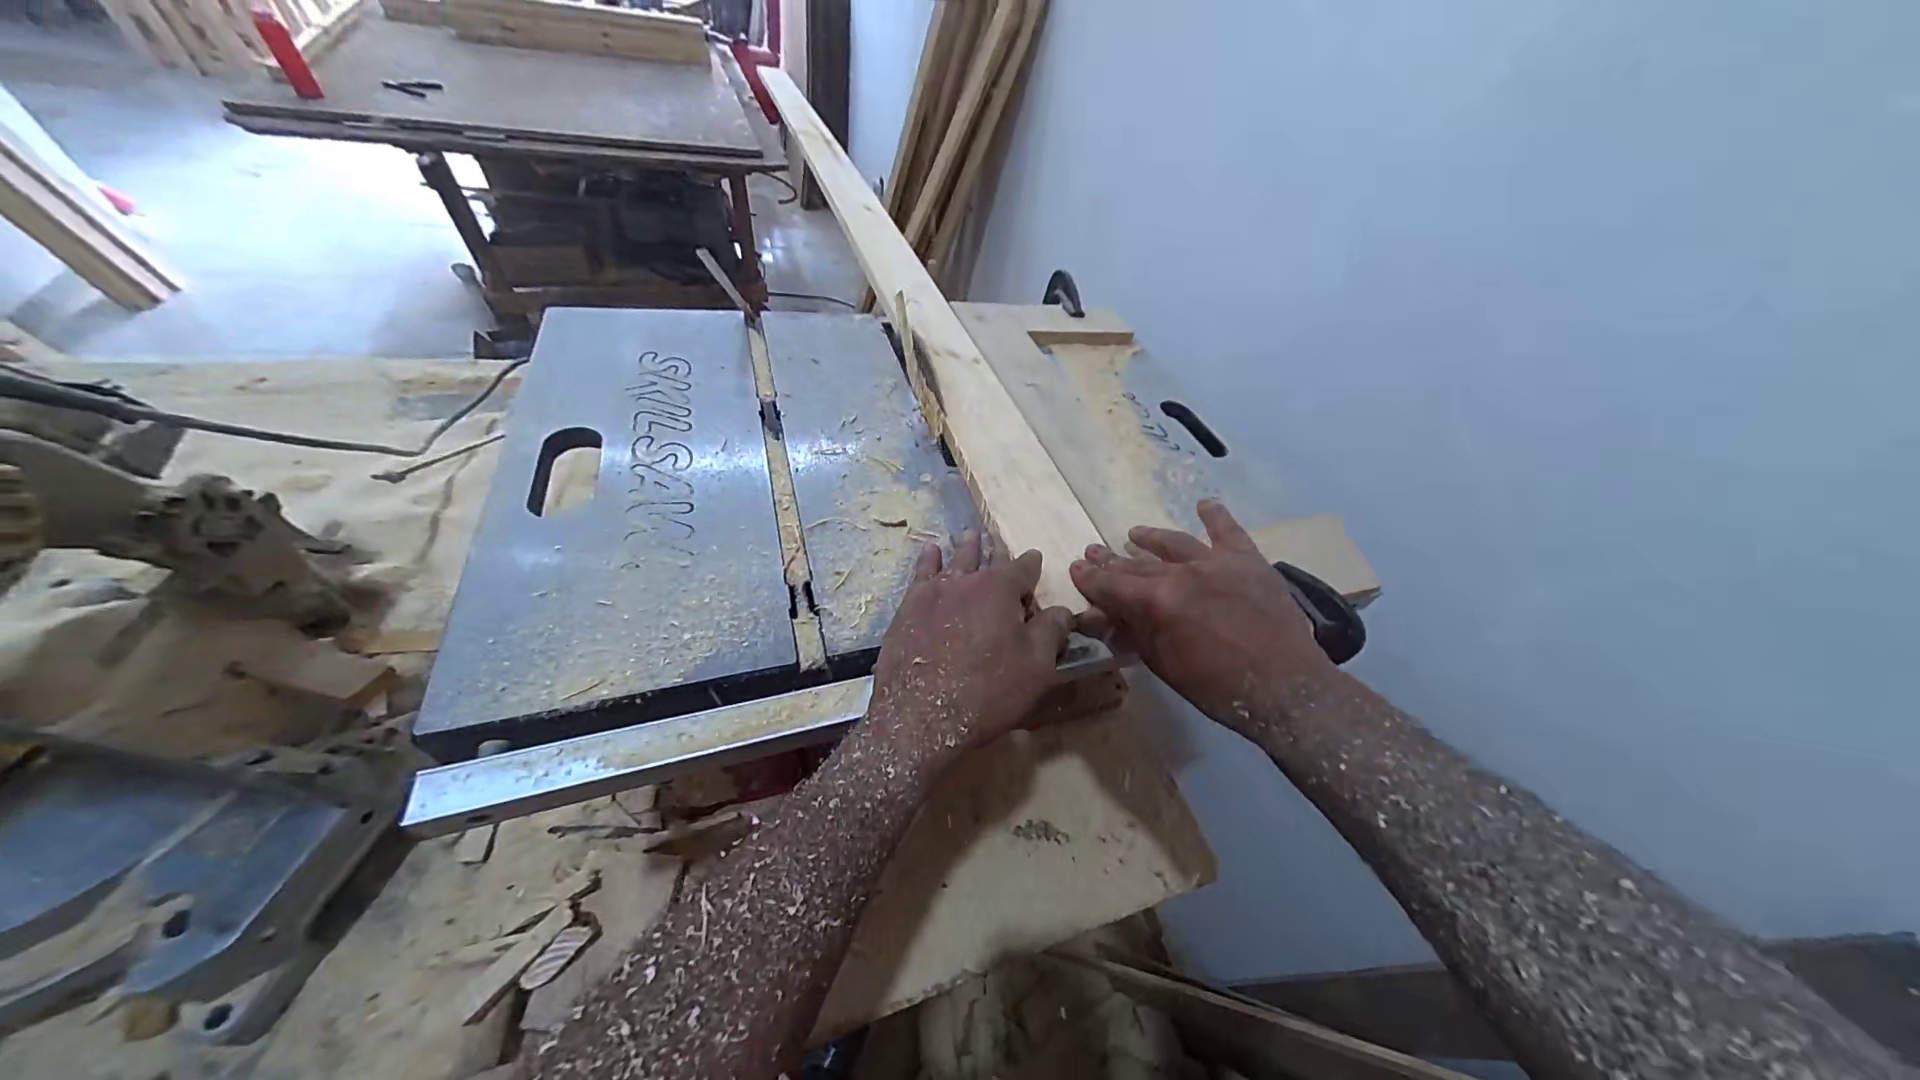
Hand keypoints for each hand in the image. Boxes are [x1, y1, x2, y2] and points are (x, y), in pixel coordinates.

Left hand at [866, 531, 1073, 768]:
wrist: (921, 715)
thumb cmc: (988, 691)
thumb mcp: (1036, 667)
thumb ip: (1052, 632)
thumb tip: (1062, 610)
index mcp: (1001, 589)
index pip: (1023, 568)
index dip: (1031, 565)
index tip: (1035, 559)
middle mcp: (966, 581)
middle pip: (984, 559)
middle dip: (993, 550)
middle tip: (994, 538)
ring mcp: (933, 593)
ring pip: (952, 562)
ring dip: (963, 549)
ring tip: (967, 534)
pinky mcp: (907, 609)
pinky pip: (920, 575)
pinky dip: (928, 561)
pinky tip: (929, 553)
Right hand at [1069, 499, 1334, 735]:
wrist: (1285, 687)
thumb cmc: (1216, 686)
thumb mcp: (1163, 665)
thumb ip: (1134, 633)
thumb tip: (1108, 615)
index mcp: (1156, 601)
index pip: (1112, 584)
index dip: (1090, 578)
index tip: (1076, 568)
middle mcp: (1181, 573)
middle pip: (1137, 562)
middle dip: (1111, 559)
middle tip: (1093, 551)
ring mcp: (1216, 563)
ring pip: (1174, 543)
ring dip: (1151, 538)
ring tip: (1134, 533)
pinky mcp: (1248, 561)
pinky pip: (1228, 532)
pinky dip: (1216, 516)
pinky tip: (1205, 504)